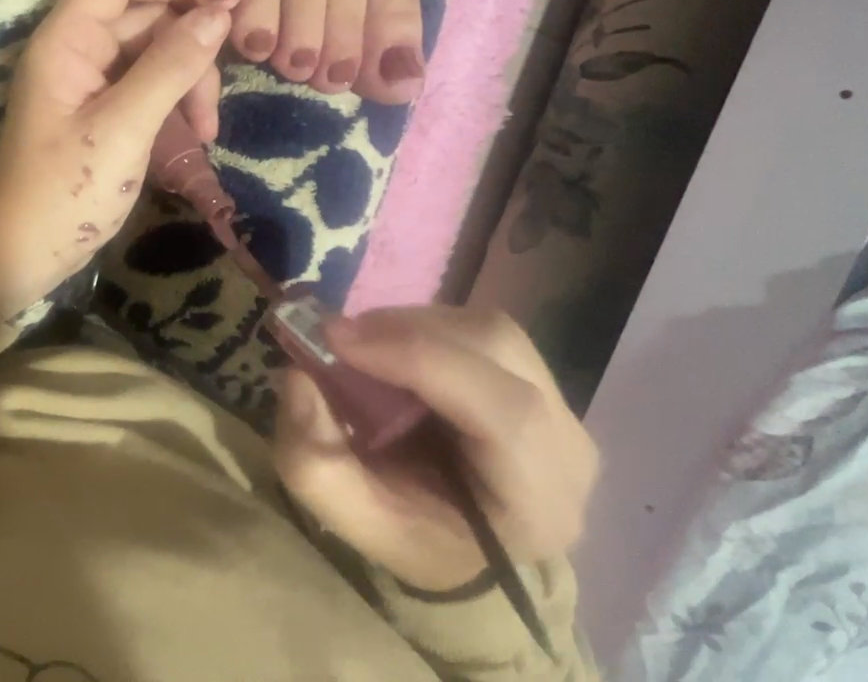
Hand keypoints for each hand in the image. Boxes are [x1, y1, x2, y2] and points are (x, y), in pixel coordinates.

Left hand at [0, 0, 227, 315]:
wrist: (25, 252)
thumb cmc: (66, 190)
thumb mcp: (123, 127)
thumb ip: (169, 67)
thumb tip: (218, 13)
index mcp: (65, 40)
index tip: (222, 10)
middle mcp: (76, 50)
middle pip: (145, 15)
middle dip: (188, 48)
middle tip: (213, 101)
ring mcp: (89, 82)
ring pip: (154, 53)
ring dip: (188, 81)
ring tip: (207, 131)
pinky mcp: (103, 111)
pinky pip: (148, 86)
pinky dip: (175, 104)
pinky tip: (196, 138)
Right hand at [270, 306, 598, 590]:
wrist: (454, 542)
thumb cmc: (409, 535)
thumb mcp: (349, 515)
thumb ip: (313, 462)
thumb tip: (298, 377)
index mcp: (541, 502)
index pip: (505, 410)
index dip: (419, 359)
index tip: (335, 338)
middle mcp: (569, 448)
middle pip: (499, 352)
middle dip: (408, 330)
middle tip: (336, 336)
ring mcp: (562, 409)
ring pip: (489, 331)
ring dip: (411, 325)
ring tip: (360, 346)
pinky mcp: (536, 379)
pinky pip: (480, 330)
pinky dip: (422, 327)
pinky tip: (390, 351)